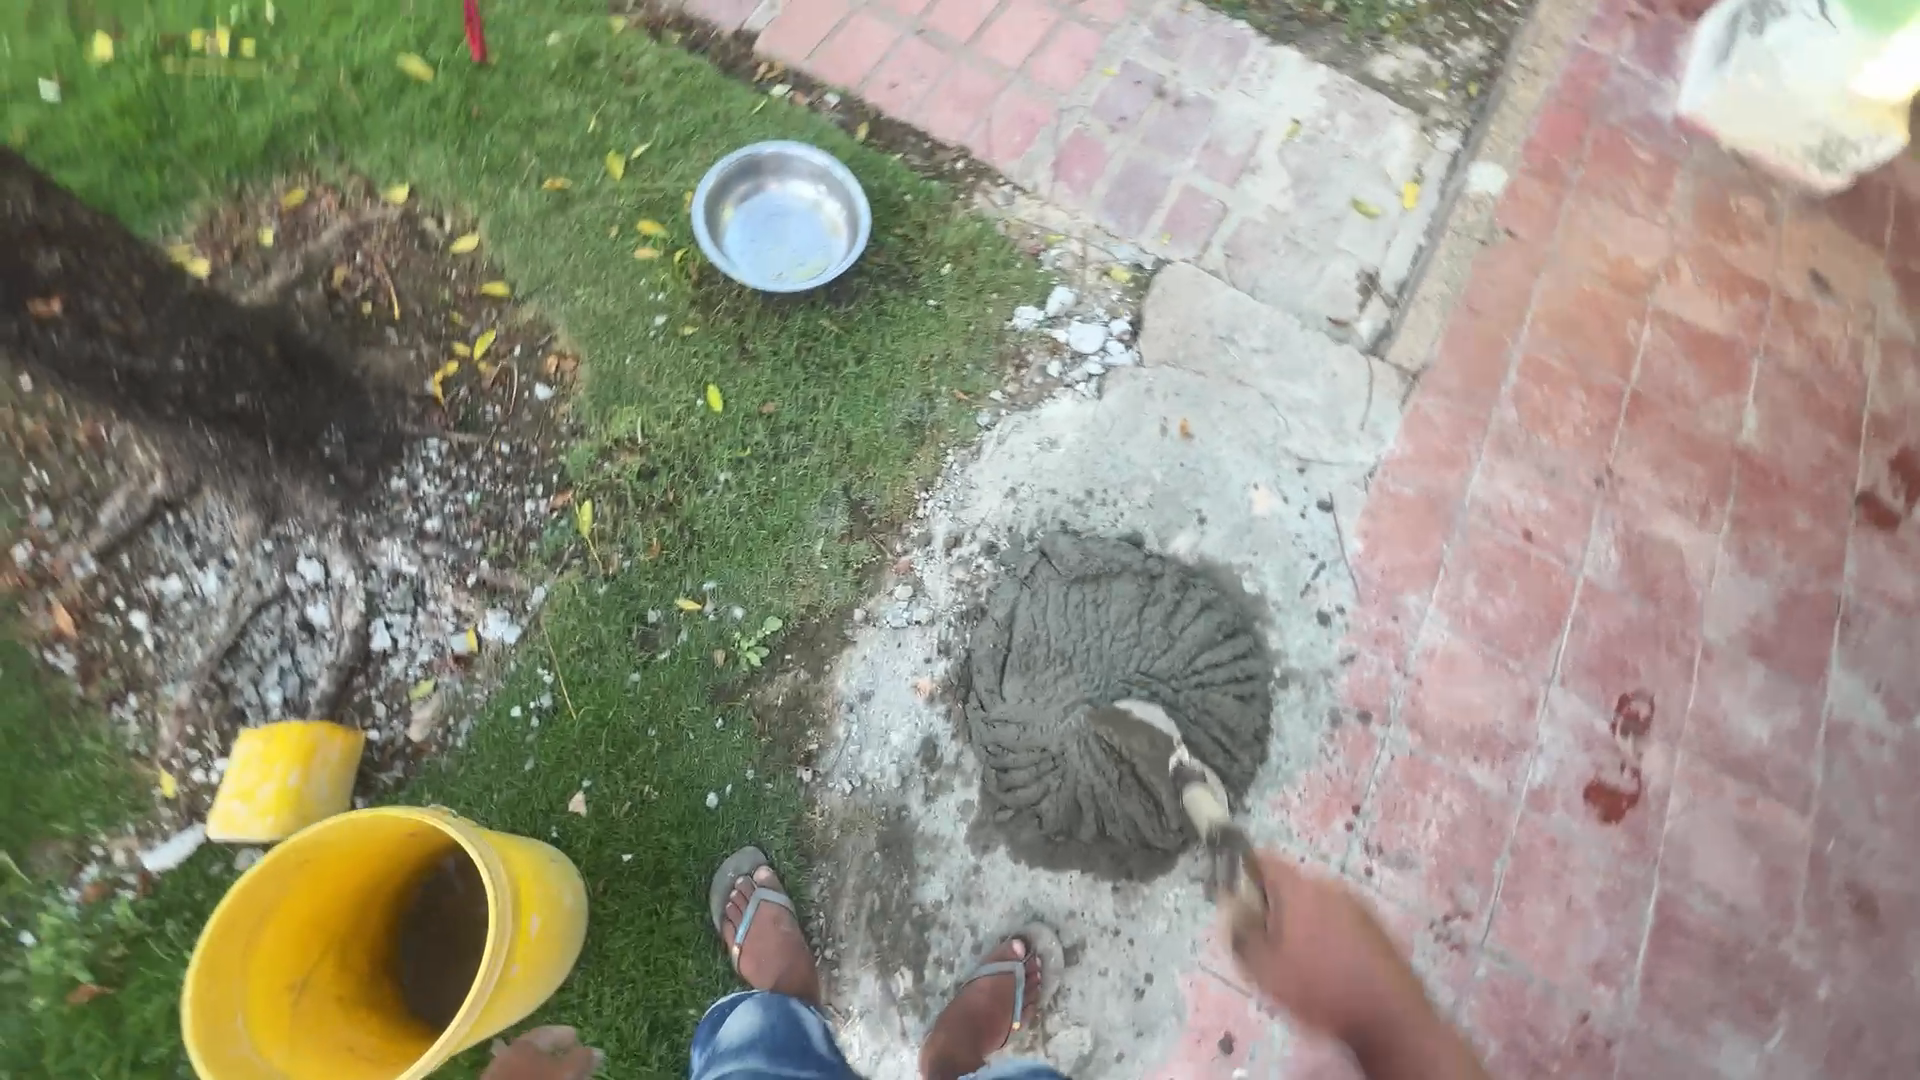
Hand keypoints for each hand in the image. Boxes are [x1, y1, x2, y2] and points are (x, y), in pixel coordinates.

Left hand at [479, 1026, 602, 1079]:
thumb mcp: (566, 1072)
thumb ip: (583, 1059)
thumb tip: (598, 1052)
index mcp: (523, 1043)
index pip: (548, 1031)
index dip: (565, 1035)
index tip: (579, 1039)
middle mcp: (507, 1055)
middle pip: (537, 1051)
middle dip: (557, 1056)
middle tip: (573, 1062)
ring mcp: (496, 1075)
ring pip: (527, 1068)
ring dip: (545, 1070)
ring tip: (561, 1075)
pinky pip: (519, 1077)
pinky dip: (531, 1077)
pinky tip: (544, 1079)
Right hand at [1224, 851, 1432, 1051]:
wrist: (1392, 1021)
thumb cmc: (1320, 990)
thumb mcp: (1265, 970)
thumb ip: (1241, 934)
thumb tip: (1233, 912)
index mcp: (1297, 888)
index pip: (1262, 859)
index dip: (1244, 873)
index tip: (1239, 898)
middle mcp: (1328, 885)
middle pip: (1290, 882)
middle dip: (1275, 902)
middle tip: (1268, 937)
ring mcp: (1357, 904)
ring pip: (1316, 900)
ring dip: (1303, 918)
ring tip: (1301, 955)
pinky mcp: (1377, 926)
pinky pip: (1340, 917)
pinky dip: (1329, 931)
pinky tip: (1331, 963)